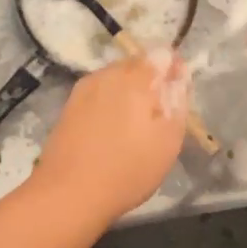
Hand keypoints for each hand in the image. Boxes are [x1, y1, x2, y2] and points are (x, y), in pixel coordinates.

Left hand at [31, 55, 188, 223]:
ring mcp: (85, 87)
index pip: (162, 55)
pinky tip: (110, 129)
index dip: (174, 69)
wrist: (68, 193)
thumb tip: (178, 74)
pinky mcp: (70, 104)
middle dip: (151, 80)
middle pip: (137, 63)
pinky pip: (99, 92)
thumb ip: (177, 100)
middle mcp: (109, 73)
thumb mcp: (168, 139)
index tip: (178, 93)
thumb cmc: (127, 169)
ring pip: (116, 77)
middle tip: (158, 113)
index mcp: (136, 77)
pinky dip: (109, 102)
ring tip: (134, 124)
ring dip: (129, 90)